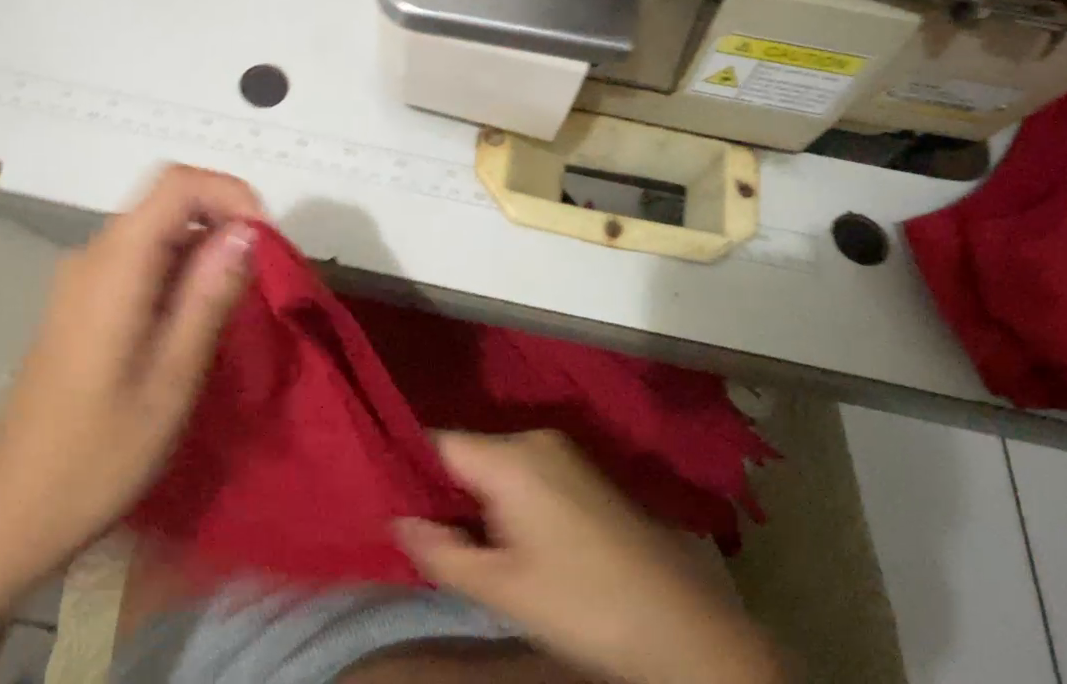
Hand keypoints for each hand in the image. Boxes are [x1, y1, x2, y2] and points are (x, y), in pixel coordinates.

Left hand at [0, 165, 262, 574]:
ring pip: (157, 233)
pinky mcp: (81, 303)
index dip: (231, 194)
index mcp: (113, 267)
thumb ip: (209, 296)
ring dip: (205, 255)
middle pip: (168, 203)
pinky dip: (180, 275)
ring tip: (233, 313)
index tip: (266, 245)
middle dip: (225, 226)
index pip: (177, 183)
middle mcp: (92, 257)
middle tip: (261, 286)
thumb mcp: (172, 378)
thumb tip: (246, 232)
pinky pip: (141, 263)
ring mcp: (81, 279)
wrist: (15, 507)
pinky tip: (193, 328)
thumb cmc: (98, 454)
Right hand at [395, 431, 784, 683]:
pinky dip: (502, 499)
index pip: (436, 442)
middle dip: (440, 490)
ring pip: (494, 466)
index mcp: (510, 458)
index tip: (383, 495)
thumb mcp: (500, 589)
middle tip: (418, 532)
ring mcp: (564, 455)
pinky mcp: (583, 475)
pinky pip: (523, 474)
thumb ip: (440, 552)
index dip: (406, 467)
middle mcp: (535, 441)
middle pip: (465, 453)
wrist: (683, 627)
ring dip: (472, 498)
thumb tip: (398, 520)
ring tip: (456, 541)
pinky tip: (502, 539)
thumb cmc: (583, 605)